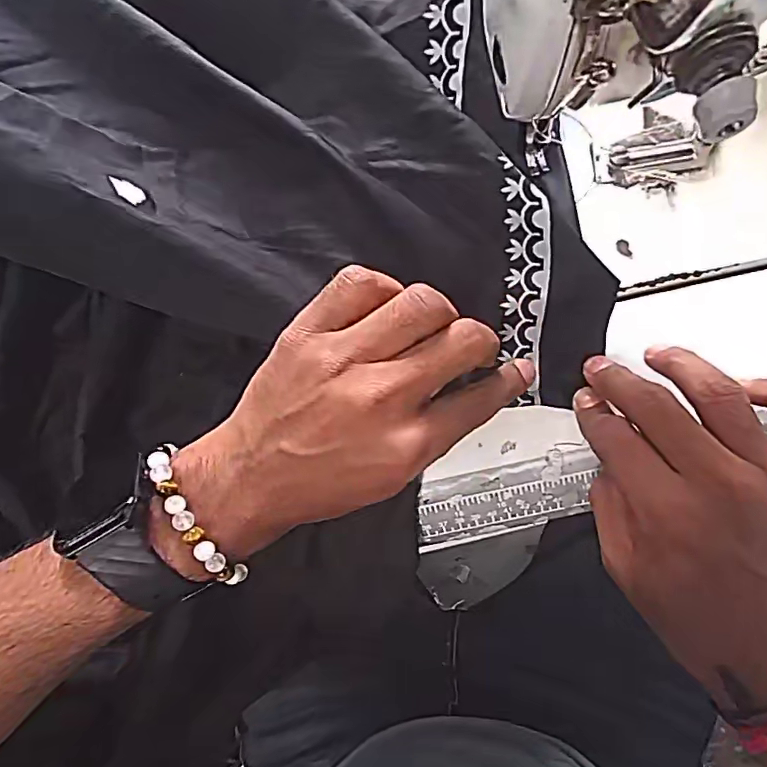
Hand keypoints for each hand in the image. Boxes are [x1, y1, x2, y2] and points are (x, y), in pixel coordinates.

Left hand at [156, 266, 533, 575]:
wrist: (252, 476)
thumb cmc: (318, 483)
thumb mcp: (394, 477)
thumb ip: (437, 433)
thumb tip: (473, 394)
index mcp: (406, 444)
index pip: (479, 398)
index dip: (507, 379)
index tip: (514, 369)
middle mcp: (379, 397)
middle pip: (461, 342)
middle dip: (481, 340)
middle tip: (472, 345)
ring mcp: (342, 360)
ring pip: (421, 304)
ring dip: (441, 311)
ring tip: (431, 324)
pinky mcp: (308, 335)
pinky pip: (360, 283)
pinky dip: (384, 287)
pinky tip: (385, 306)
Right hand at [574, 348, 766, 709]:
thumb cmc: (714, 631)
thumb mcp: (634, 580)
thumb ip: (613, 516)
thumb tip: (608, 471)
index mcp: (669, 515)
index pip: (619, 439)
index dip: (595, 415)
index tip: (588, 405)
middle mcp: (719, 487)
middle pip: (659, 407)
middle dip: (621, 381)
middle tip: (604, 370)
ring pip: (722, 396)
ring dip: (683, 366)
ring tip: (659, 355)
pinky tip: (749, 384)